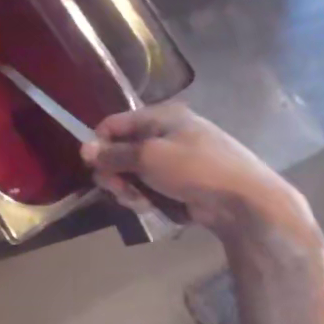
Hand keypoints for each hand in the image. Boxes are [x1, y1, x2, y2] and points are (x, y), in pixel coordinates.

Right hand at [81, 102, 300, 235]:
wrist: (239, 199)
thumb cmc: (194, 168)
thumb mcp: (148, 157)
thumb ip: (113, 154)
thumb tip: (83, 149)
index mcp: (161, 117)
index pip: (113, 124)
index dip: (99, 145)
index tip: (95, 167)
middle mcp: (164, 134)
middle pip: (119, 152)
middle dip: (114, 173)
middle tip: (120, 189)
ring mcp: (171, 159)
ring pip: (130, 174)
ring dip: (129, 189)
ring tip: (142, 201)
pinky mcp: (176, 182)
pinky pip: (146, 187)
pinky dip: (144, 198)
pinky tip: (153, 206)